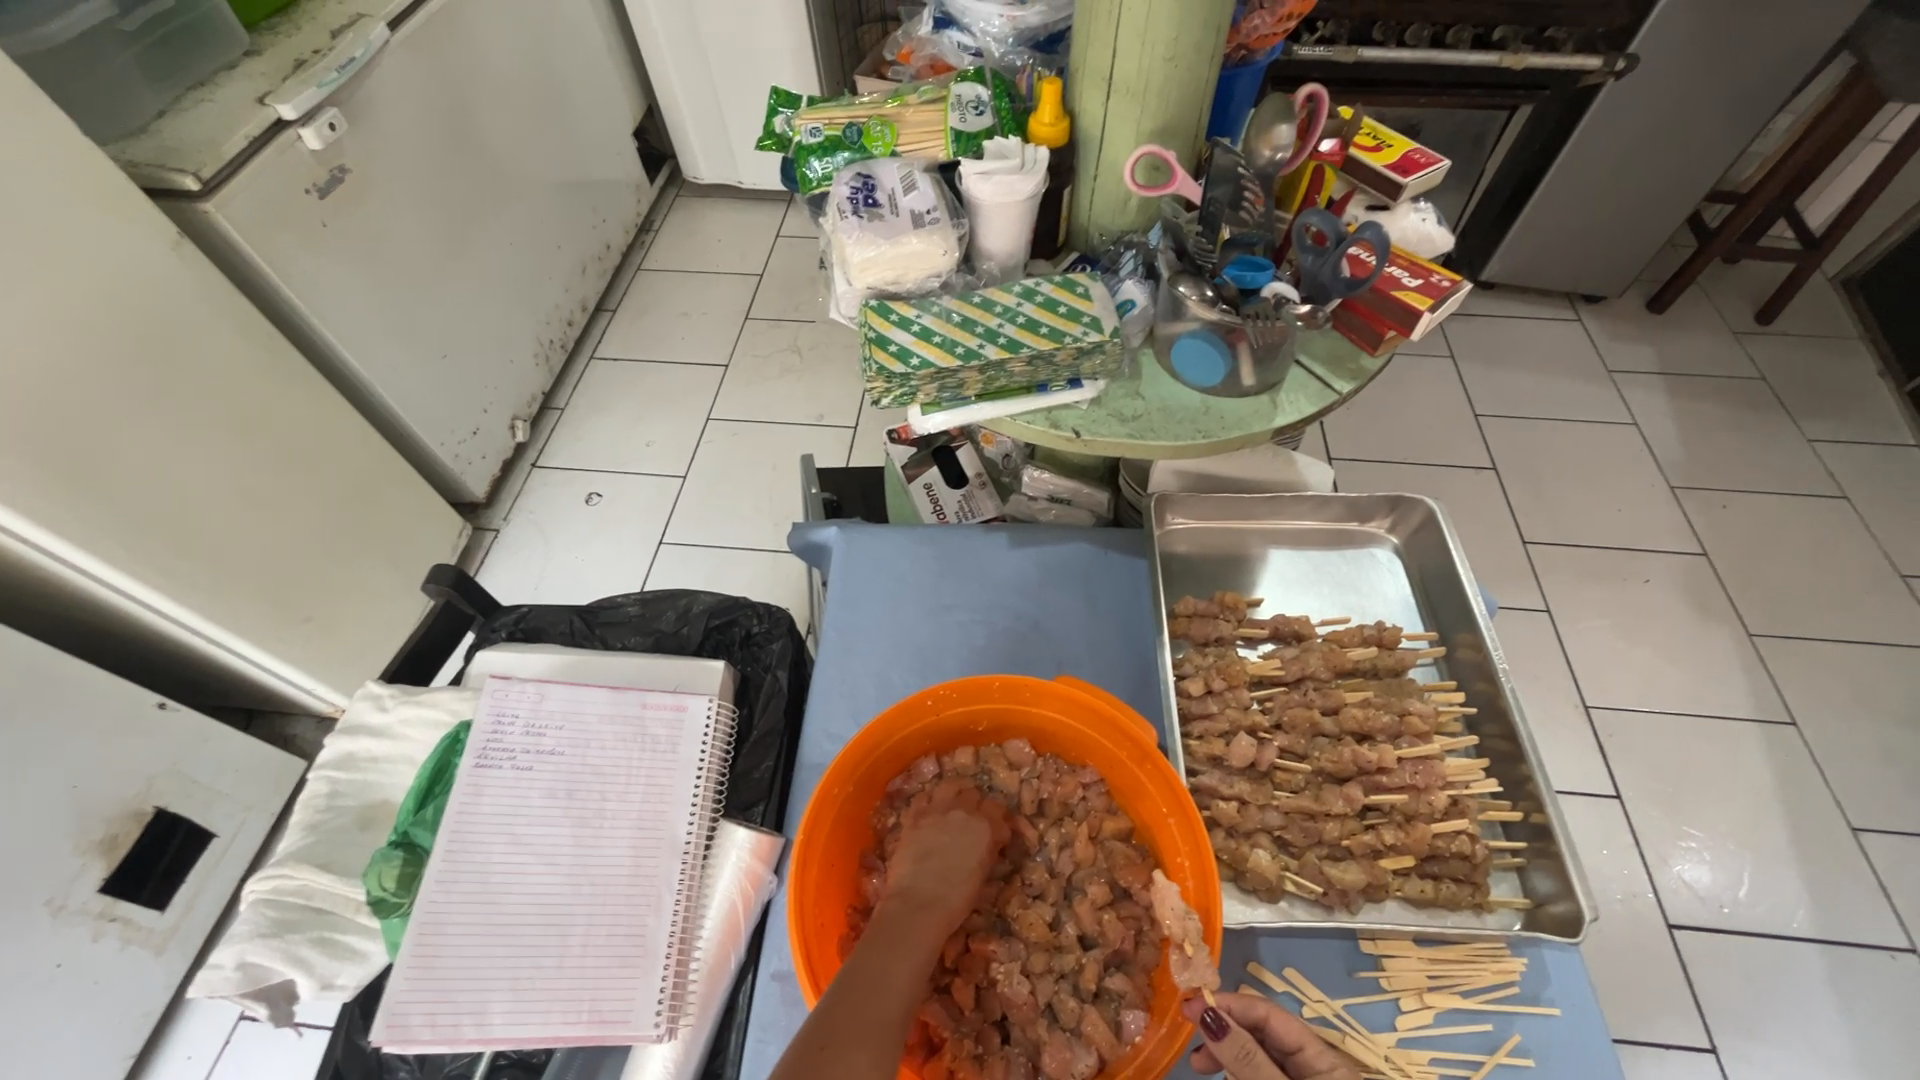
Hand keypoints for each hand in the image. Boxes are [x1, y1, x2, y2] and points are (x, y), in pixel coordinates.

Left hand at [877, 804, 1004, 937]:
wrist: (917, 904)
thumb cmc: (956, 900)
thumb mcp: (982, 876)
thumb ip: (988, 853)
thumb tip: (990, 846)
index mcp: (986, 827)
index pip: (998, 809)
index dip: (999, 820)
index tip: (998, 834)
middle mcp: (963, 811)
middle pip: (975, 794)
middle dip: (978, 805)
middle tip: (976, 819)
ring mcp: (936, 810)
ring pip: (951, 785)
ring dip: (957, 791)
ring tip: (956, 800)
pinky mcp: (914, 815)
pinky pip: (924, 796)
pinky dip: (930, 800)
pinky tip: (931, 809)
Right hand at [1183, 992, 1362, 1079]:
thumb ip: (1246, 1058)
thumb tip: (1205, 1010)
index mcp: (1322, 1057)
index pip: (1267, 1013)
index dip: (1227, 1004)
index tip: (1188, 1007)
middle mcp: (1315, 1067)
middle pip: (1262, 1033)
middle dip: (1224, 1032)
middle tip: (1193, 1050)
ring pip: (1259, 1056)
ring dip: (1228, 1056)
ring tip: (1203, 1068)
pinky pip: (1262, 1075)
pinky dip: (1241, 1072)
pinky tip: (1225, 1076)